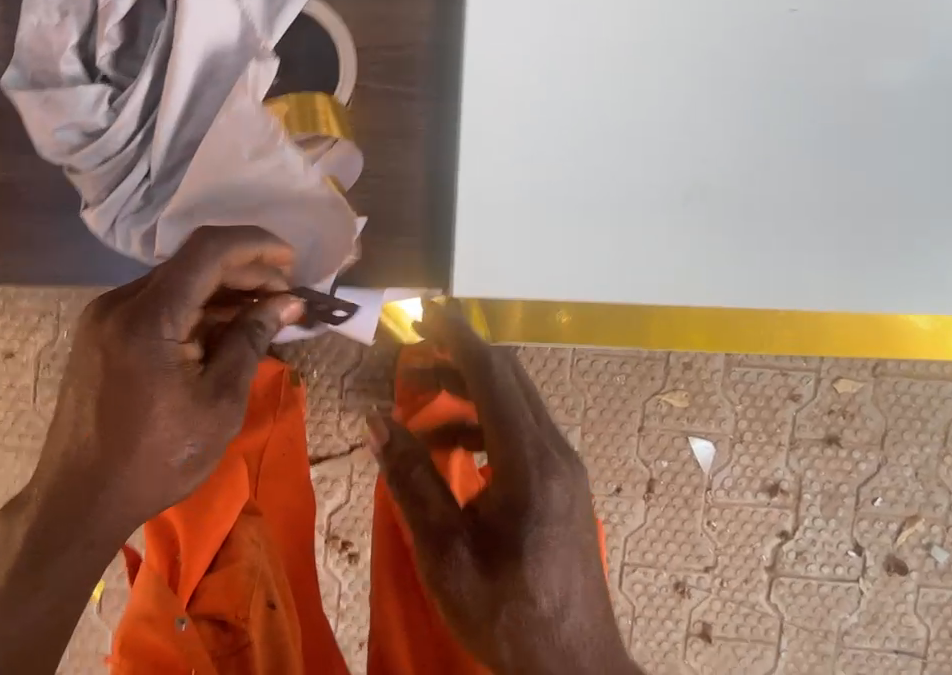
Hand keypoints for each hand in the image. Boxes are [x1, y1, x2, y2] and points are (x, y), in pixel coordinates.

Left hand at [30, 226, 304, 533]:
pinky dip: (194, 308)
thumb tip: (286, 303)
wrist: (77, 501)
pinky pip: (156, 303)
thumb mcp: (218, 404)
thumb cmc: (155, 461)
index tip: (291, 261)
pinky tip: (223, 330)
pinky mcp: (101, 332)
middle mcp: (119, 302)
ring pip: (175, 281)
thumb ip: (251, 341)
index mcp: (147, 317)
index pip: (208, 250)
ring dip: (221, 291)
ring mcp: (104, 316)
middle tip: (285, 299)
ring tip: (262, 315)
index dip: (255, 245)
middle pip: (192, 263)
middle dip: (244, 272)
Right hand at [369, 303, 638, 674]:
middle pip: (509, 376)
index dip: (456, 337)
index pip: (493, 374)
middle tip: (414, 354)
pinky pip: (522, 428)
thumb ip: (411, 480)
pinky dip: (485, 421)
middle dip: (460, 356)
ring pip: (517, 400)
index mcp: (530, 461)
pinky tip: (452, 450)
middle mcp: (555, 451)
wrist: (574, 670)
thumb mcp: (444, 552)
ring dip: (470, 391)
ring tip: (420, 412)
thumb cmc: (506, 613)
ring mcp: (565, 466)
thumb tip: (376, 421)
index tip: (425, 312)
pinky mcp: (564, 483)